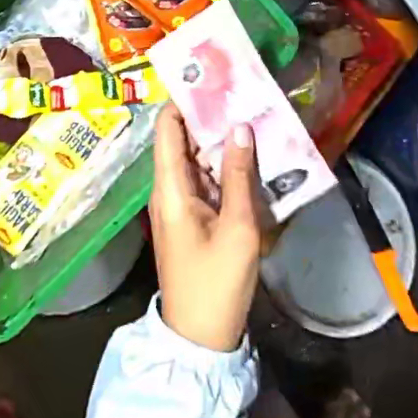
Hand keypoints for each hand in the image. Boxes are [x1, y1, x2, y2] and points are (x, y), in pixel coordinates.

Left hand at [149, 106, 261, 351]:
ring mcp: (179, 204)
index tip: (208, 77)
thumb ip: (239, 174)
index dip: (182, 100)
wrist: (201, 339)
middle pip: (183, 139)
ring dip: (219, 139)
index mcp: (169, 187)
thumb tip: (239, 126)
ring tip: (249, 113)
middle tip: (240, 92)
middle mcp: (168, 189)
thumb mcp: (237, 227)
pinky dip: (223, 163)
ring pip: (196, 158)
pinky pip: (205, 178)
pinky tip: (249, 154)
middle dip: (208, 115)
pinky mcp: (192, 217)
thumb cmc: (216, 282)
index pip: (167, 129)